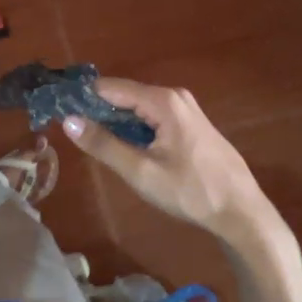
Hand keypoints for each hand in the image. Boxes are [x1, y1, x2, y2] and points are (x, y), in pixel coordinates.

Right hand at [60, 78, 277, 239]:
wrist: (244, 214)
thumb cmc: (191, 192)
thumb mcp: (141, 171)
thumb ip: (103, 144)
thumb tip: (68, 120)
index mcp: (163, 101)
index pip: (110, 87)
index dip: (82, 97)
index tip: (57, 108)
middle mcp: (175, 97)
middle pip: (124, 95)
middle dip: (97, 109)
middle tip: (71, 129)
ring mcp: (187, 110)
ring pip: (139, 108)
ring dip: (115, 121)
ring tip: (91, 139)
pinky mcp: (192, 126)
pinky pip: (153, 117)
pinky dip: (134, 128)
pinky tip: (125, 147)